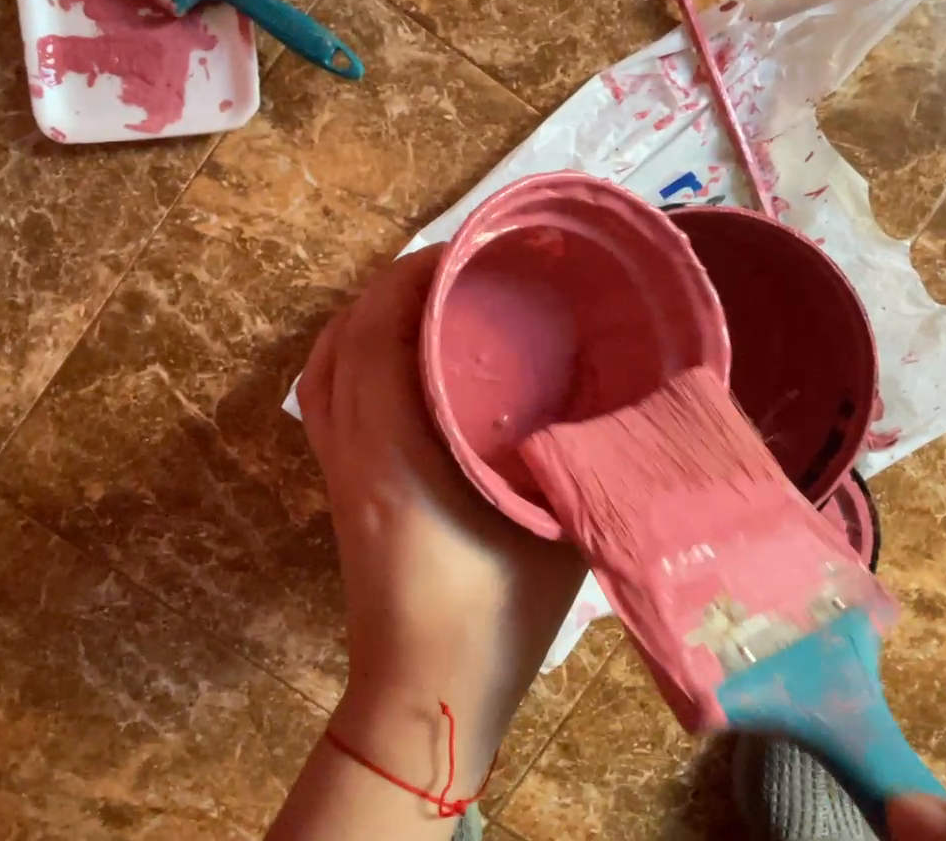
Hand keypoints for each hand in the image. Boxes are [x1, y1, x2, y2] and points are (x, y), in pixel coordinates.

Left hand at [298, 245, 588, 787]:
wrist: (426, 695)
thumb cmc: (492, 618)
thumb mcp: (558, 528)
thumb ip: (584, 459)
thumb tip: (618, 399)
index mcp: (392, 450)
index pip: (379, 331)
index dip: (416, 275)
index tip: (471, 249)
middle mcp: (350, 444)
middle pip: (347, 333)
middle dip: (397, 283)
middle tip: (464, 266)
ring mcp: (336, 464)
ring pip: (328, 359)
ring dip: (370, 313)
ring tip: (429, 298)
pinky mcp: (338, 481)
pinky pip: (329, 391)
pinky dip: (356, 352)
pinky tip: (404, 357)